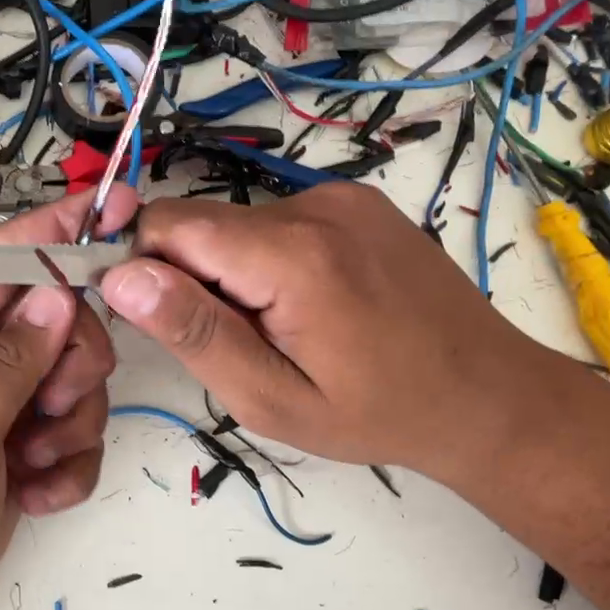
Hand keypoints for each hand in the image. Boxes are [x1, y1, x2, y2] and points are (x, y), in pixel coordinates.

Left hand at [0, 187, 139, 609]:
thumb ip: (5, 368)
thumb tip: (57, 295)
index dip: (53, 230)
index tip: (115, 207)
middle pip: (62, 318)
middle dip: (72, 367)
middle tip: (48, 412)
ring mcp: (11, 399)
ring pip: (82, 379)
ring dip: (70, 429)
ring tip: (27, 464)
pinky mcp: (35, 440)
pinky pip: (85, 431)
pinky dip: (69, 468)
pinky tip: (32, 494)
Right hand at [98, 184, 574, 479]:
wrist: (489, 395)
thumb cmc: (374, 412)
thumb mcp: (270, 398)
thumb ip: (193, 333)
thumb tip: (120, 276)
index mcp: (292, 255)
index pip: (167, 225)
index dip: (141, 267)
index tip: (157, 321)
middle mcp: (315, 205)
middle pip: (199, 222)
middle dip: (186, 276)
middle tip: (228, 340)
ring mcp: (341, 197)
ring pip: (234, 224)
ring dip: (227, 272)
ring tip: (275, 329)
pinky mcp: (356, 202)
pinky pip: (273, 222)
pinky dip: (263, 261)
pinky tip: (304, 307)